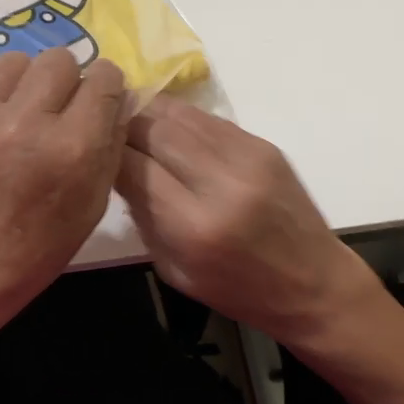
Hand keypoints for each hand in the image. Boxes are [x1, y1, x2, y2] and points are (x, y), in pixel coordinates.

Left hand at [0, 50, 127, 321]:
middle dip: (66, 80)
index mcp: (72, 147)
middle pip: (58, 59)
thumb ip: (109, 143)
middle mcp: (25, 122)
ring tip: (22, 115)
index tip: (98, 99)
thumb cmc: (38, 247)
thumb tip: (117, 96)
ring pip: (16, 62)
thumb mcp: (93, 203)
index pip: (103, 78)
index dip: (105, 86)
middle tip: (59, 109)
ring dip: (27, 83)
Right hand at [115, 98, 378, 346]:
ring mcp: (247, 157)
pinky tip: (164, 130)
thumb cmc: (236, 290)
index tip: (90, 156)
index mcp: (193, 225)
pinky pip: (206, 119)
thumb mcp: (172, 269)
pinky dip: (177, 119)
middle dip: (120, 127)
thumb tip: (116, 171)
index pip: (131, 166)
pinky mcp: (263, 144)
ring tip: (127, 124)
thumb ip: (142, 216)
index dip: (104, 154)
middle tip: (102, 133)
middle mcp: (221, 182)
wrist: (313, 284)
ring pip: (178, 114)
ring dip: (146, 114)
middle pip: (152, 129)